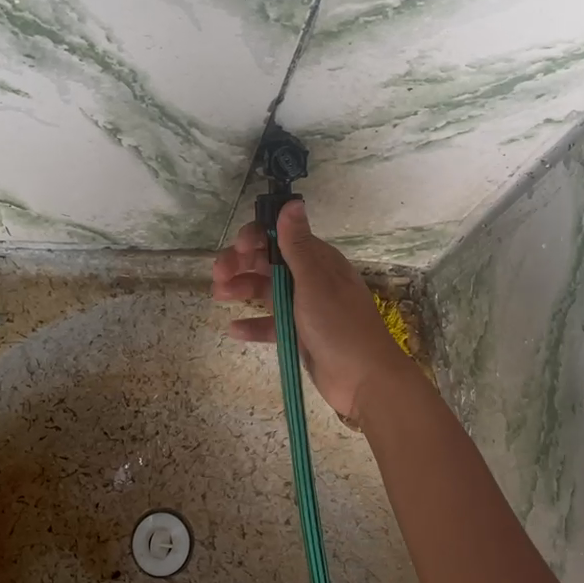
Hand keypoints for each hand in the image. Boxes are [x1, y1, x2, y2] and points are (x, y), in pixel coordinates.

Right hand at [213, 200, 413, 422]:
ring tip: (219, 296)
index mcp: (318, 260)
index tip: (237, 249)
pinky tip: (234, 329)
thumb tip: (292, 202)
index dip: (256, 238)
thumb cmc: (340, 325)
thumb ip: (298, 245)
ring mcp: (305, 307)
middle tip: (217, 276)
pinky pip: (271, 324)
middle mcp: (311, 279)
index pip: (281, 237)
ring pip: (267, 290)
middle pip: (269, 262)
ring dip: (242, 289)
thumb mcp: (315, 281)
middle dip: (241, 263)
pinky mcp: (300, 334)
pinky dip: (253, 324)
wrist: (365, 380)